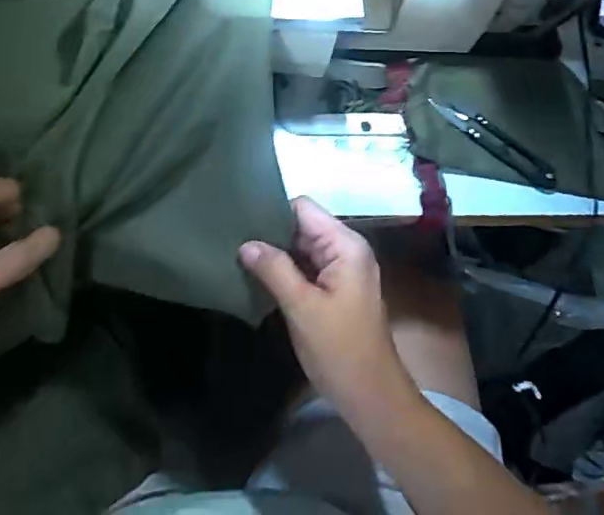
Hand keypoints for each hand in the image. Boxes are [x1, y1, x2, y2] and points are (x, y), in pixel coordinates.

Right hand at [239, 197, 415, 416]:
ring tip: (238, 255)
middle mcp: (347, 249)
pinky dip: (287, 270)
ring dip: (277, 253)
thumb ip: (275, 270)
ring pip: (303, 247)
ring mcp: (343, 269)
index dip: (274, 211)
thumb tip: (246, 243)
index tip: (241, 221)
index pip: (305, 208)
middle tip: (232, 240)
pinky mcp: (337, 288)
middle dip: (272, 232)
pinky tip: (259, 276)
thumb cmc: (339, 349)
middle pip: (304, 226)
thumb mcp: (302, 308)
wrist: (371, 395)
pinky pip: (308, 267)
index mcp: (346, 244)